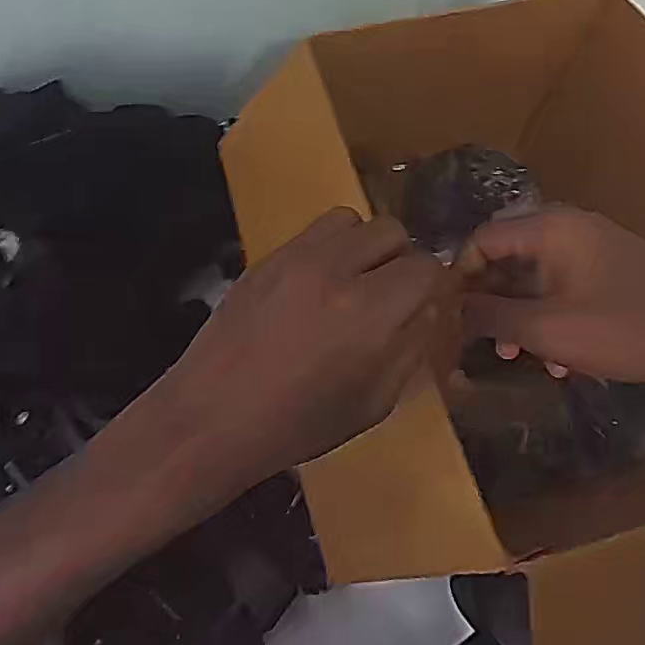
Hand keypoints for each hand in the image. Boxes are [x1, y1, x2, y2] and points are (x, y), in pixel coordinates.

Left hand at [148, 208, 450, 488]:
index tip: (422, 304)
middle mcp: (336, 271)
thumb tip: (426, 308)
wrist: (212, 416)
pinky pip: (315, 230)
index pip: (425, 267)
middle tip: (389, 294)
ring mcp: (296, 257)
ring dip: (364, 245)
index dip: (431, 286)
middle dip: (401, 260)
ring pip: (354, 220)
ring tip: (353, 280)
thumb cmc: (298, 424)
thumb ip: (409, 347)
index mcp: (369, 314)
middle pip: (393, 231)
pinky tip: (317, 283)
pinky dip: (330, 247)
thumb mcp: (374, 403)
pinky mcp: (268, 256)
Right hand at [458, 207, 644, 397]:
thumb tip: (451, 308)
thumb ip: (493, 316)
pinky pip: (567, 290)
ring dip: (521, 316)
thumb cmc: (629, 330)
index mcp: (550, 227)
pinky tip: (557, 361)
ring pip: (538, 278)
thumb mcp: (550, 329)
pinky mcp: (616, 274)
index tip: (448, 316)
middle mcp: (571, 228)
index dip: (460, 276)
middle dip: (491, 300)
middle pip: (509, 256)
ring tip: (516, 358)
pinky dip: (553, 319)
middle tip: (481, 343)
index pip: (482, 239)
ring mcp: (597, 250)